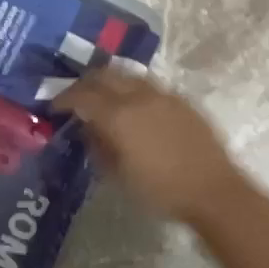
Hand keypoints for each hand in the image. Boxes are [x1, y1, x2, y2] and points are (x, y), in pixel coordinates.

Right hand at [53, 69, 248, 220]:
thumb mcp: (118, 176)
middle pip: (104, 75)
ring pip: (129, 75)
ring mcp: (164, 95)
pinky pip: (150, 86)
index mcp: (119, 116)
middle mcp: (139, 97)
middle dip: (85, 83)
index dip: (64, 98)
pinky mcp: (183, 101)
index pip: (82, 95)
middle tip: (76, 96)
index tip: (55, 107)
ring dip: (111, 81)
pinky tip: (134, 106)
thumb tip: (88, 131)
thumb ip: (99, 147)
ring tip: (104, 96)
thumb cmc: (160, 190)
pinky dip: (133, 89)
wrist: (214, 192)